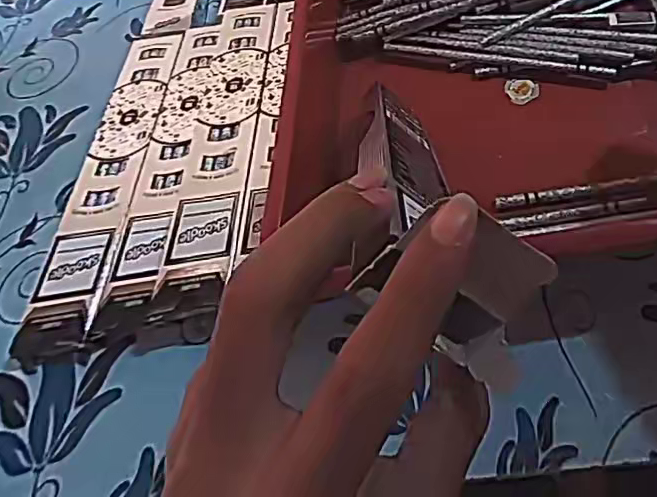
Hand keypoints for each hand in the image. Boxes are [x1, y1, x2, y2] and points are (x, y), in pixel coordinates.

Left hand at [165, 176, 488, 496]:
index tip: (456, 218)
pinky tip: (324, 266)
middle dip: (322, 224)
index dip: (419, 285)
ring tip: (358, 210)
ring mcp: (195, 424)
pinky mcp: (192, 407)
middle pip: (258, 301)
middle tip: (378, 190)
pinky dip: (291, 275)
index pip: (365, 375)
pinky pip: (243, 320)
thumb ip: (442, 441)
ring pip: (240, 296)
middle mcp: (226, 453)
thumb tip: (464, 353)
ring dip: (304, 237)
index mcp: (296, 494)